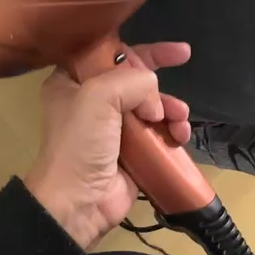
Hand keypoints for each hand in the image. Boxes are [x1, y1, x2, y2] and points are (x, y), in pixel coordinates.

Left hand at [24, 43, 193, 248]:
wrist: (78, 202)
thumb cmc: (81, 143)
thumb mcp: (99, 96)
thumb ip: (133, 81)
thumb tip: (155, 101)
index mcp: (74, 81)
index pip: (111, 53)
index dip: (141, 51)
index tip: (176, 52)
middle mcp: (93, 101)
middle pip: (137, 79)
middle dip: (159, 82)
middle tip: (179, 78)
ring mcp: (114, 128)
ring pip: (153, 106)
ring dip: (172, 109)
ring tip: (179, 121)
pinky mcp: (132, 152)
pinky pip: (159, 132)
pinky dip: (173, 130)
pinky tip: (181, 136)